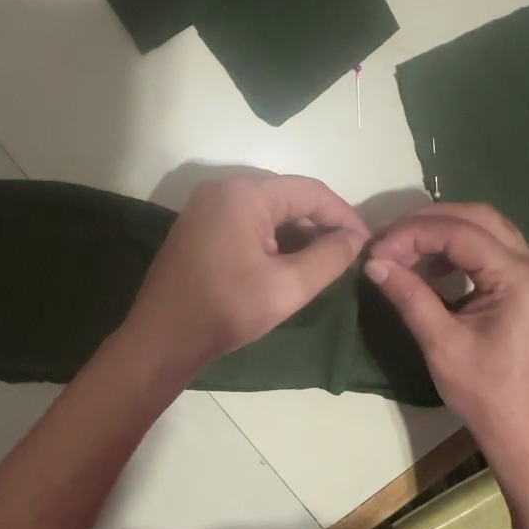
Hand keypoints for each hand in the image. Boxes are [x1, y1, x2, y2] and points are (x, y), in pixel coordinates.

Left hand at [121, 174, 367, 374]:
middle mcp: (223, 189)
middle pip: (288, 197)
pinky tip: (289, 262)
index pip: (311, 192)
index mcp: (244, 194)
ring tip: (324, 261)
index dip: (344, 216)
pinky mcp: (198, 226)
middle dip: (321, 224)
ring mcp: (206, 207)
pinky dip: (272, 237)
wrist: (162, 339)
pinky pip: (246, 221)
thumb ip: (329, 258)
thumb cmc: (226, 310)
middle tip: (347, 254)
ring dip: (297, 232)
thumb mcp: (287, 287)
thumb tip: (355, 239)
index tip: (366, 244)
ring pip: (267, 210)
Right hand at [365, 203, 528, 444]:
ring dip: (442, 232)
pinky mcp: (526, 287)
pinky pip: (490, 250)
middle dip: (427, 223)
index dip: (414, 234)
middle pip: (478, 218)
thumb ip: (410, 297)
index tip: (376, 251)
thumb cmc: (485, 392)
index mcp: (521, 278)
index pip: (462, 233)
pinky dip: (457, 250)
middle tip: (386, 241)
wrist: (522, 428)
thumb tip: (373, 263)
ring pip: (485, 230)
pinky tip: (432, 269)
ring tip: (402, 250)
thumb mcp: (441, 344)